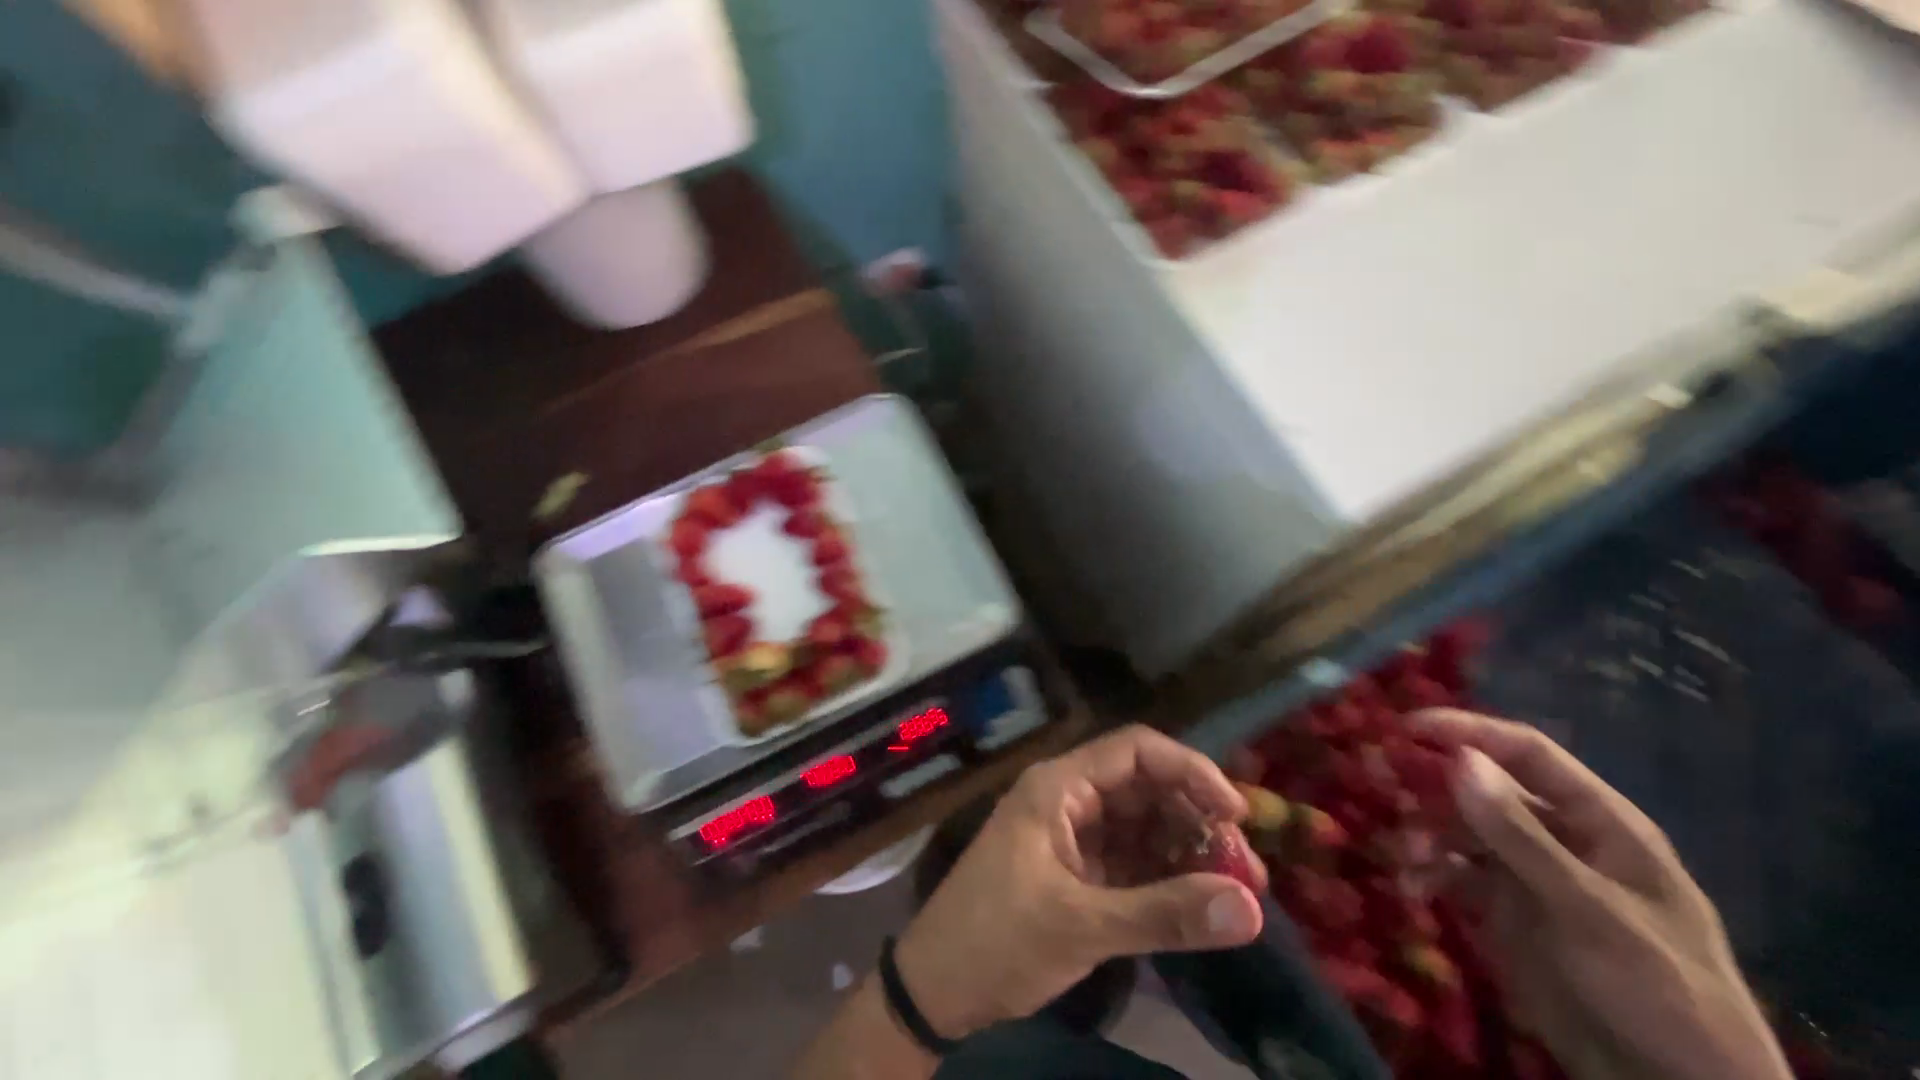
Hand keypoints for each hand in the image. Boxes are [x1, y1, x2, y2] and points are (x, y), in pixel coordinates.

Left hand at [894, 725, 1268, 1038]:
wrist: (935, 989)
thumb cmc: (997, 940)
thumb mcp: (1080, 926)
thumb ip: (1165, 914)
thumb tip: (1251, 908)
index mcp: (1058, 787)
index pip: (1136, 750)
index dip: (1191, 770)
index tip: (1236, 814)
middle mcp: (1069, 800)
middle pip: (1147, 787)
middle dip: (1199, 819)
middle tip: (1246, 868)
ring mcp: (1073, 836)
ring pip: (1145, 825)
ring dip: (1189, 850)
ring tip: (1237, 890)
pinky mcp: (1078, 872)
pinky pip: (1134, 859)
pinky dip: (1167, 876)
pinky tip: (1201, 901)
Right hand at [1417, 709, 1791, 1079]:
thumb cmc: (1658, 986)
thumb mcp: (1589, 909)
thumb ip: (1519, 836)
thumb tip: (1458, 759)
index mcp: (1599, 822)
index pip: (1528, 754)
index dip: (1469, 732)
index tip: (1406, 727)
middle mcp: (1560, 838)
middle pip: (1485, 789)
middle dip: (1435, 787)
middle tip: (1383, 786)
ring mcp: (1531, 878)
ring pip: (1463, 832)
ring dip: (1427, 835)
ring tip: (1406, 858)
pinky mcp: (1508, 916)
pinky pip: (1457, 877)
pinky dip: (1430, 876)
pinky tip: (1414, 890)